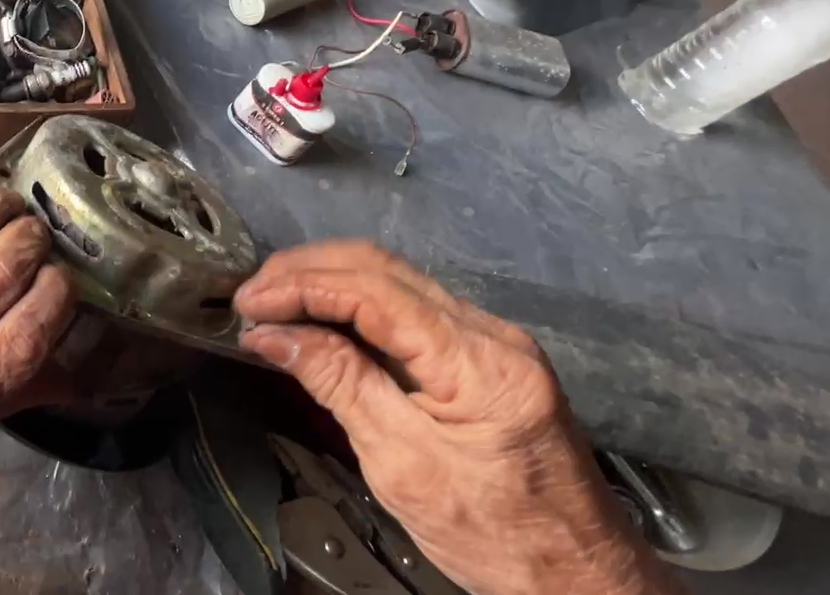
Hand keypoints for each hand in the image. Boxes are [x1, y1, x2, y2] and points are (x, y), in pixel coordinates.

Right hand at [234, 241, 681, 594]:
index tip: (248, 303)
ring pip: (391, 275)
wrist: (581, 582)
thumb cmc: (492, 535)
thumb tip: (268, 333)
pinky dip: (349, 300)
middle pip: (381, 266)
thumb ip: (336, 382)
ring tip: (272, 301)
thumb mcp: (400, 463)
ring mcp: (490, 337)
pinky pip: (404, 302)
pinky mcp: (481, 351)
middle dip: (305, 271)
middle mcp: (490, 331)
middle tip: (251, 296)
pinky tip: (316, 315)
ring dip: (323, 279)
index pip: (373, 291)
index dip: (301, 286)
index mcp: (479, 362)